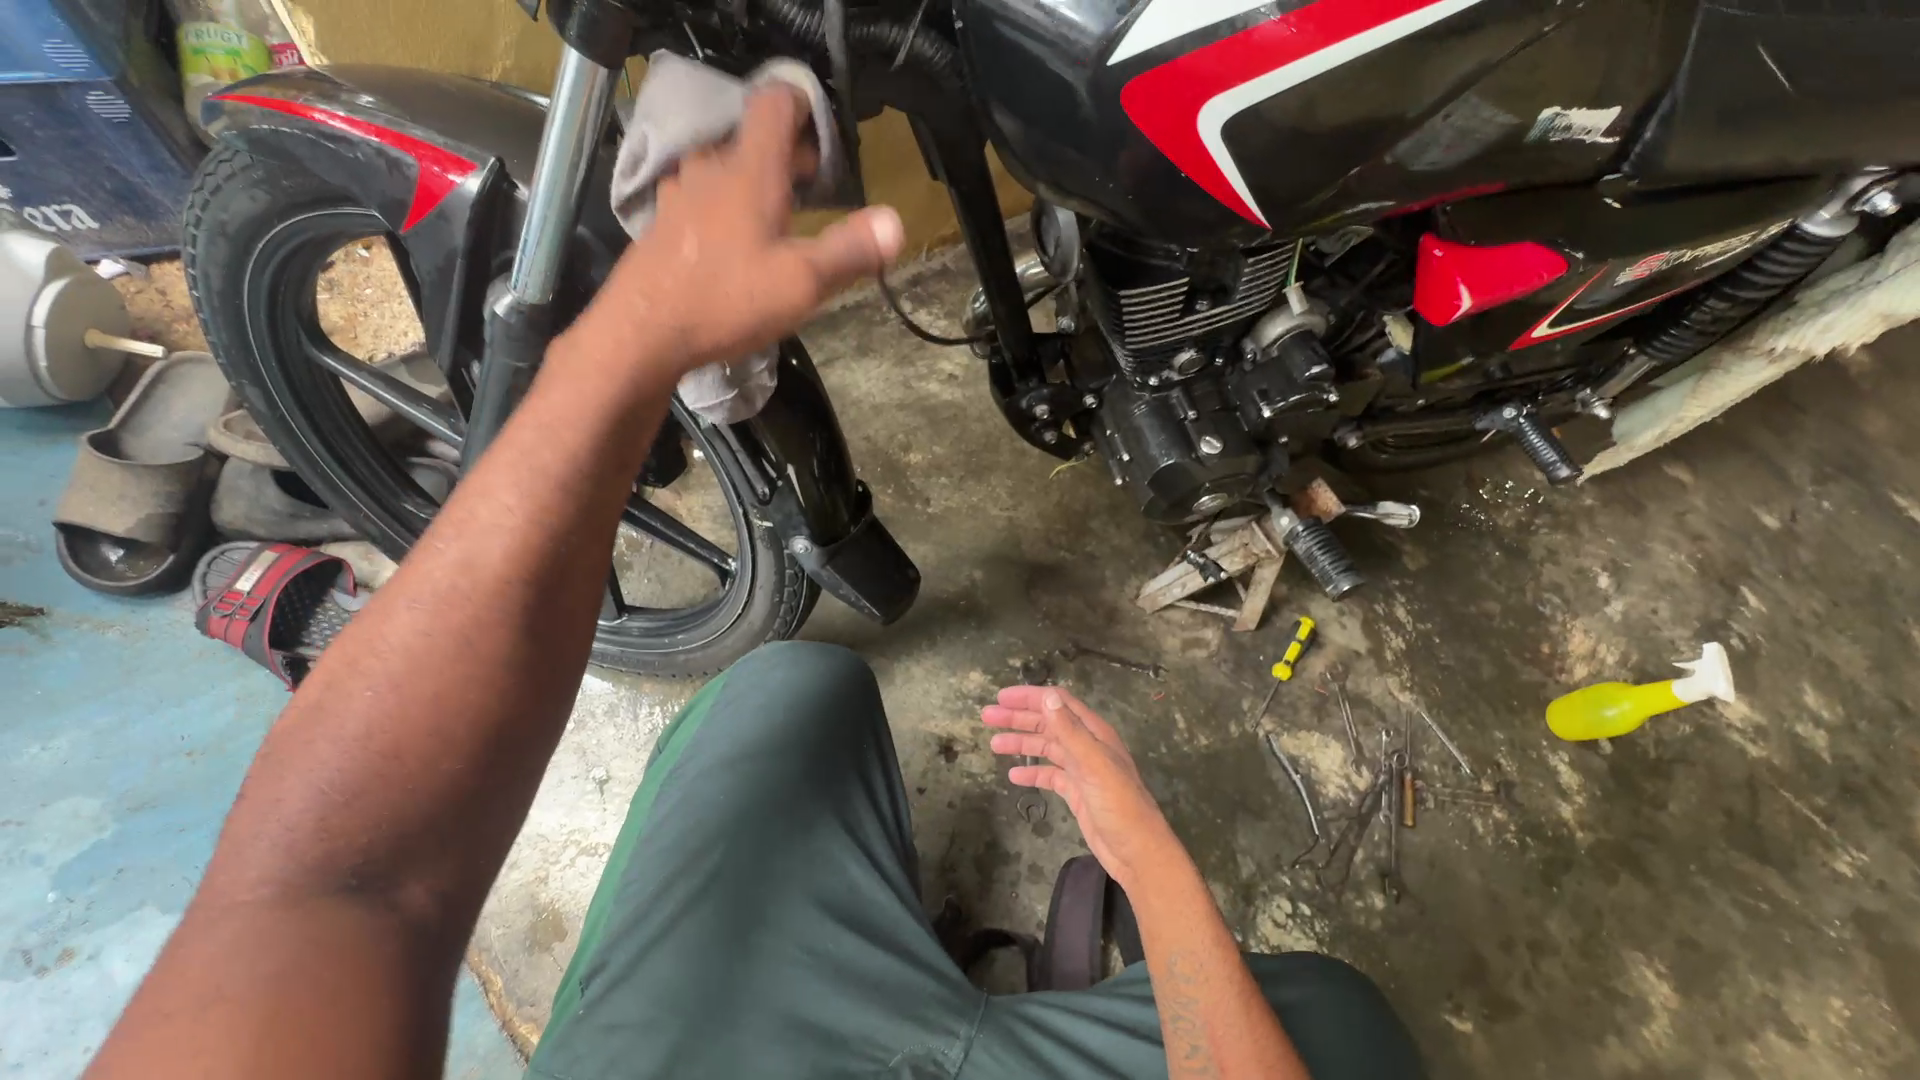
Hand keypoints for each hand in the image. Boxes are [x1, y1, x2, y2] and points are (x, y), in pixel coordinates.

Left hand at [575, 85, 904, 379]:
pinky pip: (705, 195)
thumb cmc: (727, 301)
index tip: (826, 139)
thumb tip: (896, 222)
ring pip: (728, 168)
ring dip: (758, 183)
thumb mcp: (801, 284)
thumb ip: (850, 250)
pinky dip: (729, 204)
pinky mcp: (665, 221)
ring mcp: (682, 192)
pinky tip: (738, 244)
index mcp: (750, 170)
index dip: (804, 107)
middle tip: (818, 192)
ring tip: (782, 220)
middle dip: (791, 157)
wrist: (643, 333)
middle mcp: (711, 168)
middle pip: (755, 137)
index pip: (775, 103)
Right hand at [983, 687, 1184, 892]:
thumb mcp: (1093, 764)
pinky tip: (1014, 777)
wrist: (1137, 852)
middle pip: (1048, 723)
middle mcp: (1087, 746)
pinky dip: (1032, 773)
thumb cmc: (1119, 805)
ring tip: (994, 744)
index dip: (1030, 697)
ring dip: (1021, 744)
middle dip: (1018, 718)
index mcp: (1094, 733)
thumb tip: (1046, 696)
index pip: (1058, 703)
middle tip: (987, 716)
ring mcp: (1081, 770)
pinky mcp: (1077, 793)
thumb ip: (1070, 730)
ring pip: (1046, 749)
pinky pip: (1050, 776)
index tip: (1001, 698)